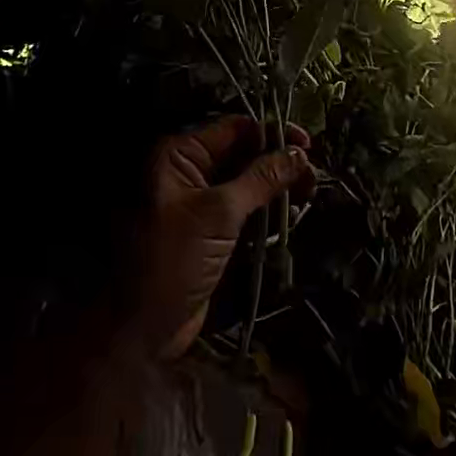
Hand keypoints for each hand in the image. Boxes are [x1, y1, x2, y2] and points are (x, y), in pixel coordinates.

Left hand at [134, 114, 311, 358]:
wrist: (145, 327)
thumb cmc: (174, 259)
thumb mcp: (220, 212)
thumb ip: (262, 178)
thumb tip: (298, 154)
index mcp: (180, 155)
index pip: (234, 129)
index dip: (272, 132)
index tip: (306, 144)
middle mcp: (189, 171)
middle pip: (243, 153)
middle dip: (278, 161)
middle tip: (311, 174)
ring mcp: (200, 201)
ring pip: (247, 181)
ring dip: (277, 185)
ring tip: (308, 193)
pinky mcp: (211, 229)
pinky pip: (244, 207)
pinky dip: (268, 207)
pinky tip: (293, 212)